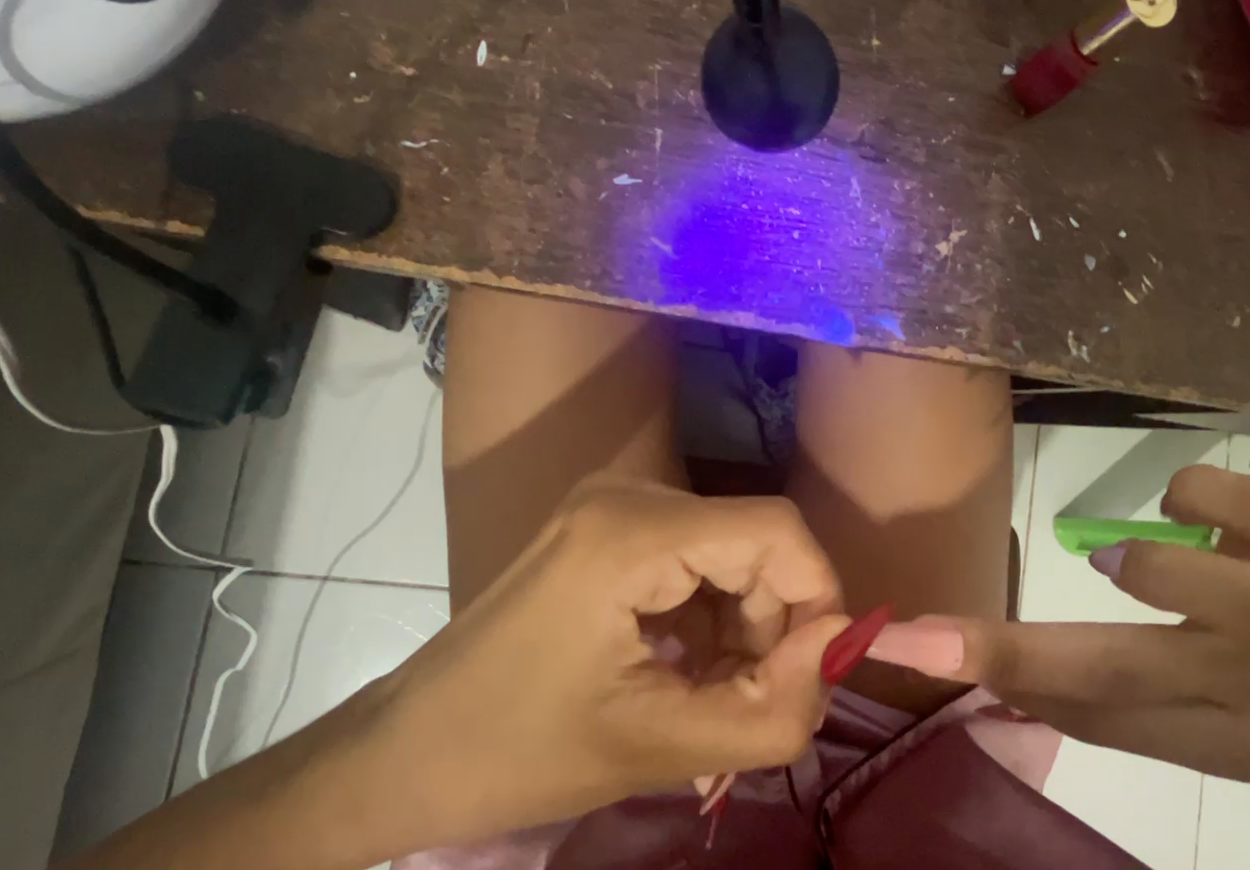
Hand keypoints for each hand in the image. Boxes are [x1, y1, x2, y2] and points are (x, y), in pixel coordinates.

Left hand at [349, 474, 849, 853]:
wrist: (409, 749)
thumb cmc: (518, 754)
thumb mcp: (658, 749)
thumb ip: (771, 709)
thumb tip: (840, 648)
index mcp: (631, 533)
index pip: (775, 530)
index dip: (816, 598)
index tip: (810, 677)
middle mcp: (627, 494)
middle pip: (753, 540)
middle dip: (772, 625)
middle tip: (748, 703)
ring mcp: (612, 504)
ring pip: (728, 550)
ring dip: (741, 627)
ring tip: (709, 698)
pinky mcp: (606, 525)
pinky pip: (694, 557)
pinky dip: (710, 615)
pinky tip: (684, 669)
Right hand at [869, 465, 1249, 783]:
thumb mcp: (1229, 738)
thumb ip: (1127, 712)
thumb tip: (1019, 682)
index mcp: (1227, 743)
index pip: (1093, 714)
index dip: (1002, 678)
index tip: (915, 651)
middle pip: (1107, 664)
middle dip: (1003, 651)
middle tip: (919, 637)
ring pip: (1151, 563)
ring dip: (1136, 559)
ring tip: (1173, 566)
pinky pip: (1194, 490)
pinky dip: (1185, 500)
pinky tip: (1222, 527)